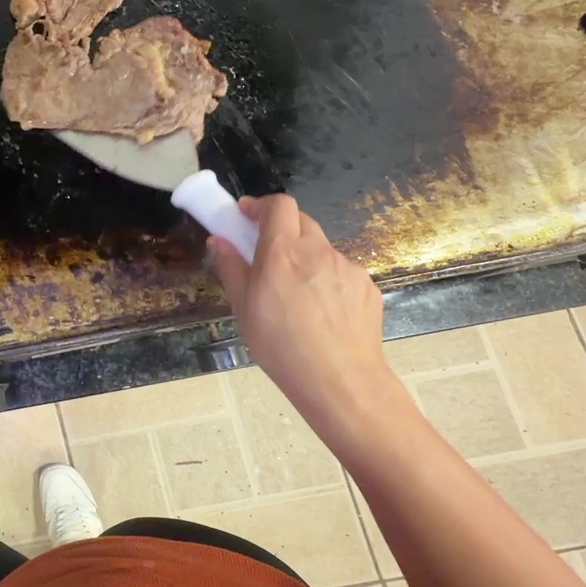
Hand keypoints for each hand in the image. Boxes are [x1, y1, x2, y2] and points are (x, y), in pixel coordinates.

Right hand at [208, 195, 410, 446]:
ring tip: (295, 296)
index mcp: (282, 252)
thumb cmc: (280, 346)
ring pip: (322, 249)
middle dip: (281, 229)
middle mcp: (317, 251)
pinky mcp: (367, 287)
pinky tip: (321, 313)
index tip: (245, 216)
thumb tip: (218, 241)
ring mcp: (347, 268)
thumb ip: (231, 268)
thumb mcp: (243, 309)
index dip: (260, 205)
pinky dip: (326, 281)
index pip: (278, 205)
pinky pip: (341, 273)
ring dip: (305, 258)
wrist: (340, 381)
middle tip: (266, 254)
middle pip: (300, 221)